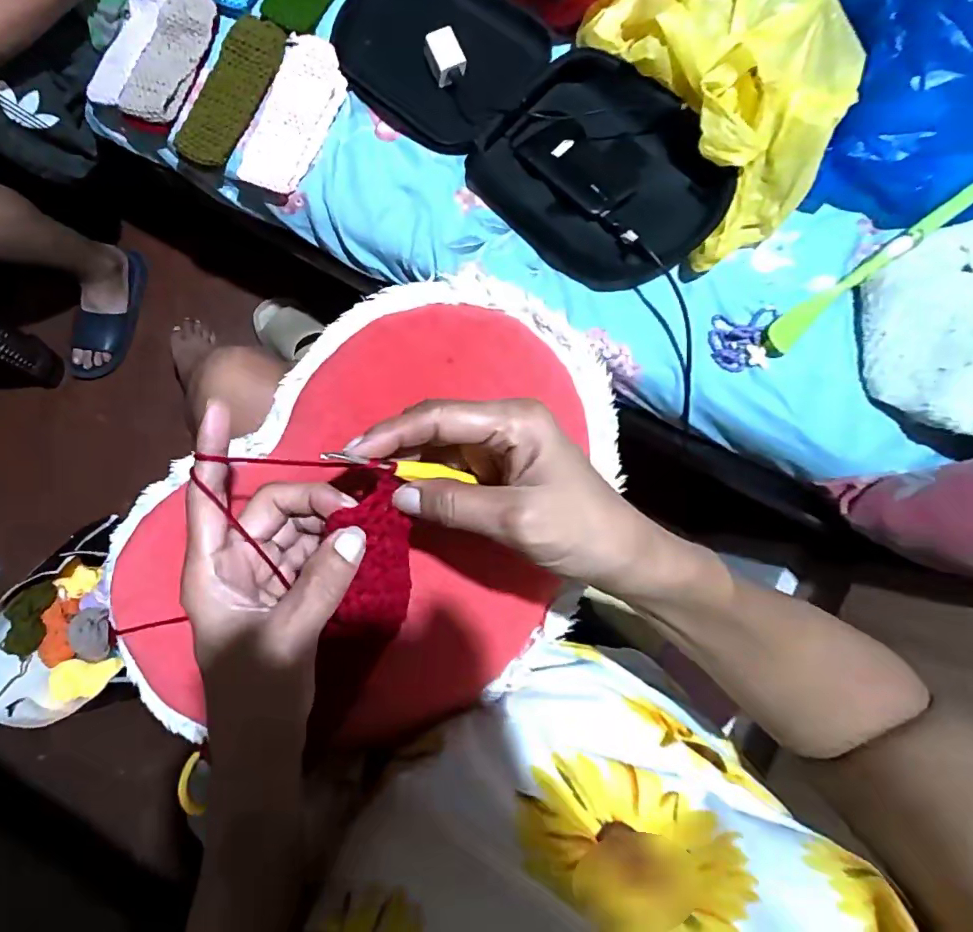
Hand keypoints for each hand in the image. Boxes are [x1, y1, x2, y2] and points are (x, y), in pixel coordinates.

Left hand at [182, 401, 367, 757]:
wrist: (264, 748)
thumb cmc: (256, 696)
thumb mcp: (288, 638)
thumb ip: (321, 583)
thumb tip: (355, 533)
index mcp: (211, 569)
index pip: (205, 498)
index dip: (209, 452)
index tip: (217, 408)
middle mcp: (232, 563)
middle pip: (265, 509)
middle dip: (306, 502)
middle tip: (352, 514)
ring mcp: (258, 577)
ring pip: (289, 529)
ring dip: (322, 523)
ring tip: (359, 526)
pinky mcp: (282, 591)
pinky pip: (304, 553)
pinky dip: (327, 545)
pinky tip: (353, 543)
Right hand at [345, 398, 724, 604]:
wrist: (622, 556)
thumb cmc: (579, 531)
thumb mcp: (515, 520)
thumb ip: (453, 504)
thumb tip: (397, 494)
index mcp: (513, 420)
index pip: (439, 416)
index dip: (392, 431)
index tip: (354, 449)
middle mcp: (502, 422)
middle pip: (434, 424)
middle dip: (392, 441)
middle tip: (350, 463)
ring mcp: (497, 443)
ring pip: (437, 443)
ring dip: (403, 458)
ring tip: (364, 474)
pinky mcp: (494, 467)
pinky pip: (448, 465)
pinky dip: (422, 476)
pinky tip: (397, 485)